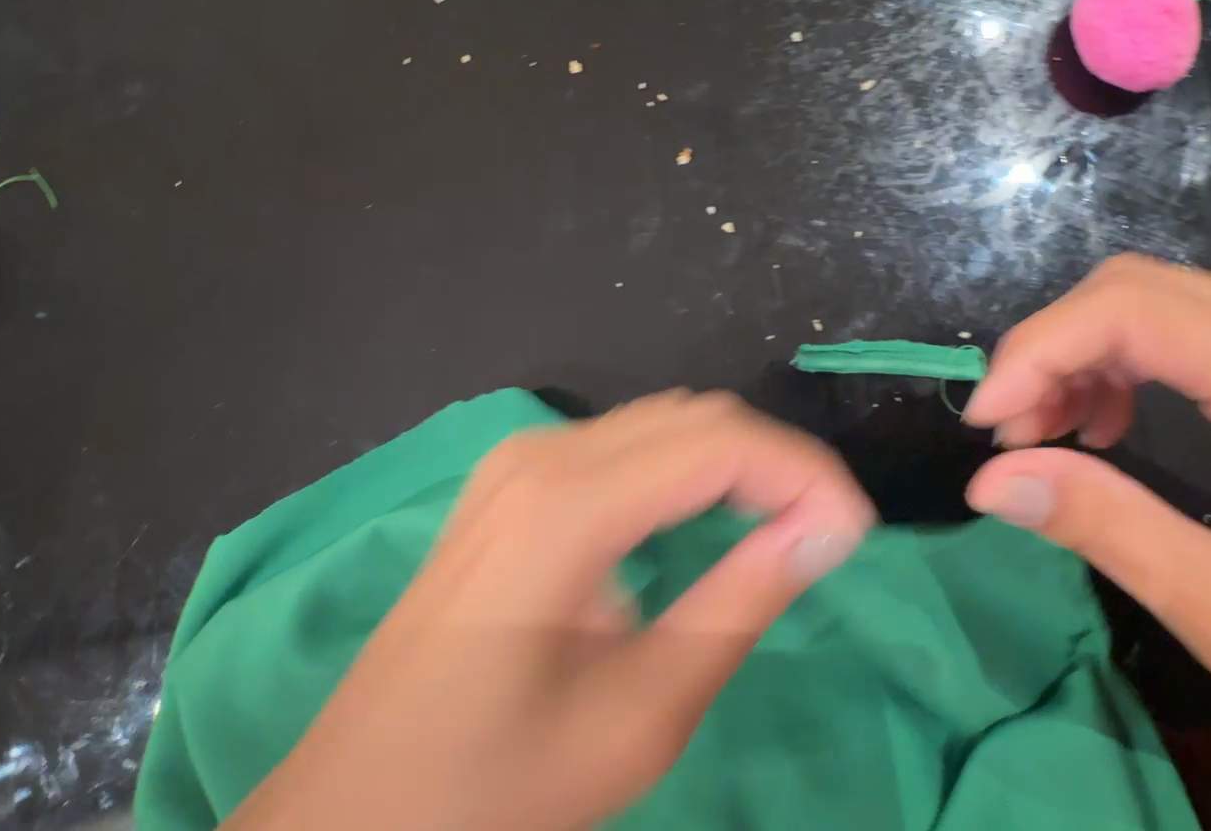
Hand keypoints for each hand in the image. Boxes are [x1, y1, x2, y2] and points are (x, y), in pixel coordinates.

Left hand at [226, 391, 875, 830]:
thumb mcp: (641, 714)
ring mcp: (519, 461)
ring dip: (740, 461)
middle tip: (829, 535)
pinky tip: (717, 514)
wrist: (356, 812)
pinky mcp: (515, 481)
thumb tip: (823, 532)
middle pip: (696, 418)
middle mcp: (540, 456)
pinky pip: (628, 443)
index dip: (805, 474)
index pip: (720, 443)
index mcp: (565, 508)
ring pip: (666, 422)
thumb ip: (739, 606)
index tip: (855, 533)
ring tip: (789, 526)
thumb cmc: (496, 786)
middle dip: (780, 463)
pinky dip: (693, 466)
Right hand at [960, 256, 1210, 828]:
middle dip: (1049, 347)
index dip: (1036, 349)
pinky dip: (1124, 358)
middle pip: (1137, 286)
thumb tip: (991, 481)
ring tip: (1047, 432)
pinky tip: (1109, 421)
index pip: (1135, 311)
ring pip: (1158, 296)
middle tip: (1010, 436)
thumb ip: (1112, 534)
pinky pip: (1192, 322)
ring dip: (1081, 351)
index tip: (986, 426)